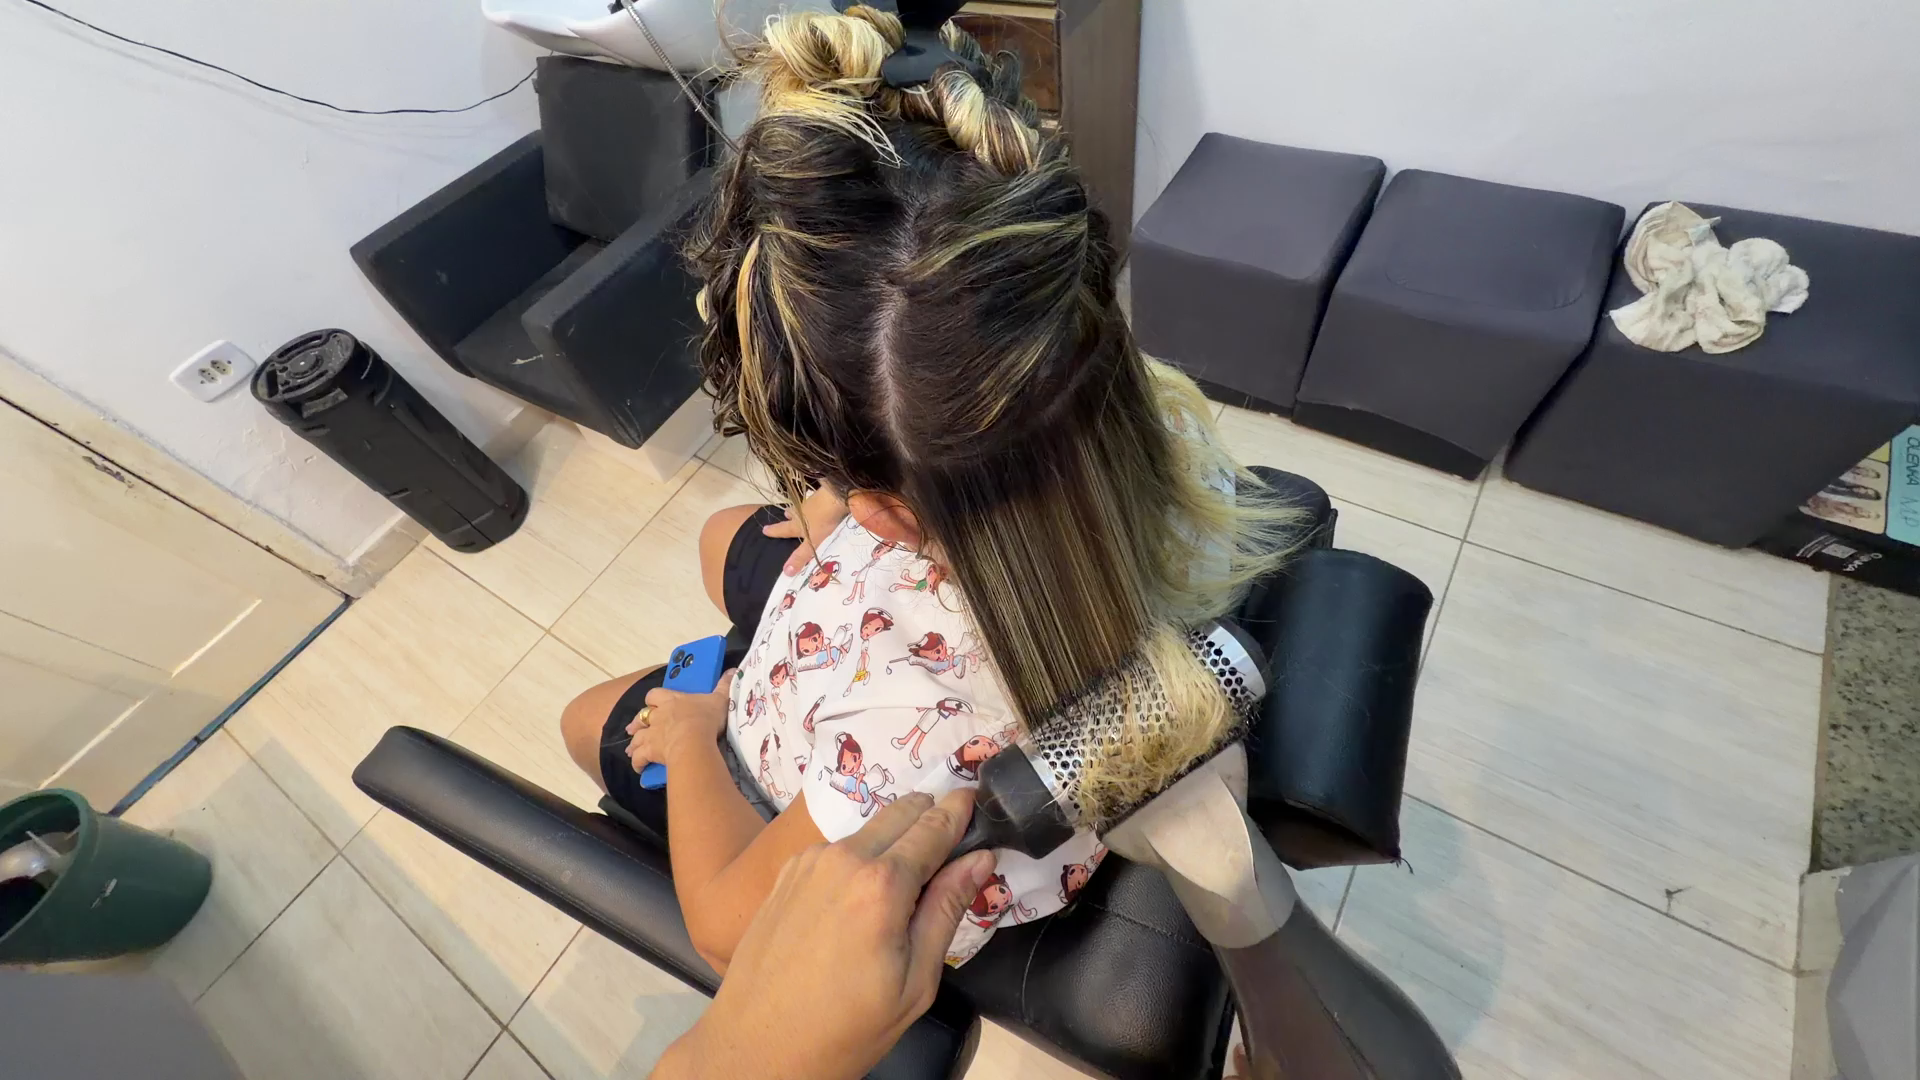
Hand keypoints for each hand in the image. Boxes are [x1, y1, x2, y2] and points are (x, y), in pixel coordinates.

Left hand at [626, 670, 736, 772]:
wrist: (695, 740)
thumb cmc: (707, 718)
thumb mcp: (720, 699)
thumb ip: (725, 685)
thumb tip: (734, 670)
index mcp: (672, 700)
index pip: (655, 694)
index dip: (653, 699)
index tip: (653, 704)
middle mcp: (658, 716)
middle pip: (641, 717)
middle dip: (638, 723)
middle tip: (636, 728)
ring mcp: (652, 734)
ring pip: (636, 738)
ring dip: (634, 744)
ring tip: (632, 750)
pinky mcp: (650, 751)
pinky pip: (639, 758)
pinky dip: (637, 763)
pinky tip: (639, 767)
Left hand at [652, 791, 996, 1079]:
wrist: (754, 1048)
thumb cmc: (845, 1027)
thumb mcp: (915, 982)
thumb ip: (947, 909)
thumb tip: (981, 857)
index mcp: (882, 884)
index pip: (934, 825)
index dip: (961, 809)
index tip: (978, 798)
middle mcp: (846, 855)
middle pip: (904, 809)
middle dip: (932, 816)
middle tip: (951, 843)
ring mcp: (813, 857)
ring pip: (872, 826)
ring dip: (896, 837)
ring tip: (904, 883)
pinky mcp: (790, 867)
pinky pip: (841, 845)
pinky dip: (862, 855)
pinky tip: (859, 897)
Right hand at [764, 486, 849, 573]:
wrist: (836, 496)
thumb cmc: (823, 521)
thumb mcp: (812, 542)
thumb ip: (801, 556)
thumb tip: (786, 572)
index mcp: (797, 524)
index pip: (782, 529)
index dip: (774, 531)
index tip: (764, 530)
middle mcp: (801, 512)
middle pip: (792, 514)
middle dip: (788, 517)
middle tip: (784, 515)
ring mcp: (812, 502)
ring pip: (802, 507)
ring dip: (800, 510)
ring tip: (798, 511)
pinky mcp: (823, 495)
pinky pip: (816, 501)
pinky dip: (815, 504)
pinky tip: (819, 504)